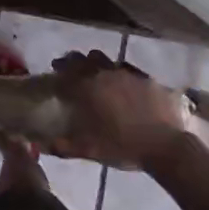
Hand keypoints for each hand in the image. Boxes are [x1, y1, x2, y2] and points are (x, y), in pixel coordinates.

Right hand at [43, 51, 195, 169]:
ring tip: (94, 72)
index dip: (57, 72)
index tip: (53, 73)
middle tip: (68, 68)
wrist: (168, 147)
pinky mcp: (146, 78)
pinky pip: (126, 68)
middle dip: (73, 62)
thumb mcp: (90, 150)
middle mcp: (105, 74)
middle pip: (83, 59)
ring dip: (95, 62)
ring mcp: (128, 73)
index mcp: (88, 88)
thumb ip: (64, 146)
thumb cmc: (124, 147)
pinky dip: (118, 71)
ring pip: (105, 59)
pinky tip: (120, 80)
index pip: (65, 73)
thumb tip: (41, 145)